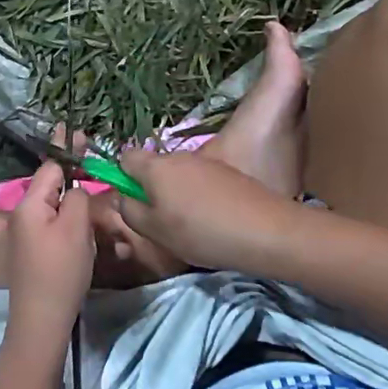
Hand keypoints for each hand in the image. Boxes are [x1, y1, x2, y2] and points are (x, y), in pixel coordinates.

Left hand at [7, 161, 94, 341]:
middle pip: (56, 189)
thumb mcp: (75, 227)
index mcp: (30, 203)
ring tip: (106, 233)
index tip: (88, 141)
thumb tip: (77, 188)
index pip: (52, 167)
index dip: (71, 154)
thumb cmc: (59, 270)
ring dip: (81, 216)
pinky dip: (75, 233)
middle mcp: (24, 214)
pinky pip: (58, 231)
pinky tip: (94, 247)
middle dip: (80, 191)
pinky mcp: (35, 252)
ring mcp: (28, 234)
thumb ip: (77, 198)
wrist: (41, 319)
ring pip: (60, 211)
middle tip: (106, 200)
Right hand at [115, 148, 297, 272]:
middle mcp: (178, 157)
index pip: (125, 158)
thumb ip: (130, 211)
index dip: (122, 178)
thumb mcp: (153, 229)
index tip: (132, 203)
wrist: (264, 231)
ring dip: (176, 196)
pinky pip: (201, 184)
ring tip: (187, 228)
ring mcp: (206, 164)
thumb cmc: (199, 231)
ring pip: (178, 177)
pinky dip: (199, 200)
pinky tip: (211, 224)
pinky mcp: (228, 175)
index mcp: (155, 166)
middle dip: (151, 191)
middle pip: (153, 168)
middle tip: (158, 222)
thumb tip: (124, 198)